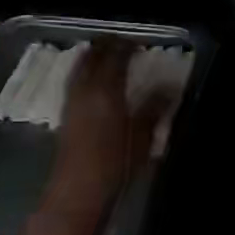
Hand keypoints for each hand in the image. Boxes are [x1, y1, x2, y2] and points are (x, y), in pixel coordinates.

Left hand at [43, 41, 165, 217]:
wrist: (77, 192)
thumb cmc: (115, 165)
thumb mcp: (142, 137)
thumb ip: (154, 109)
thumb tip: (169, 88)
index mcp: (106, 91)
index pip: (116, 57)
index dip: (127, 46)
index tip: (141, 43)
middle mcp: (85, 90)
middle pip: (93, 57)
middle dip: (107, 45)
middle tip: (123, 41)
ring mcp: (72, 102)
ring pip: (80, 67)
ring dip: (93, 55)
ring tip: (105, 50)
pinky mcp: (65, 115)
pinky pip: (75, 80)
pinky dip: (84, 70)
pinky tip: (91, 76)